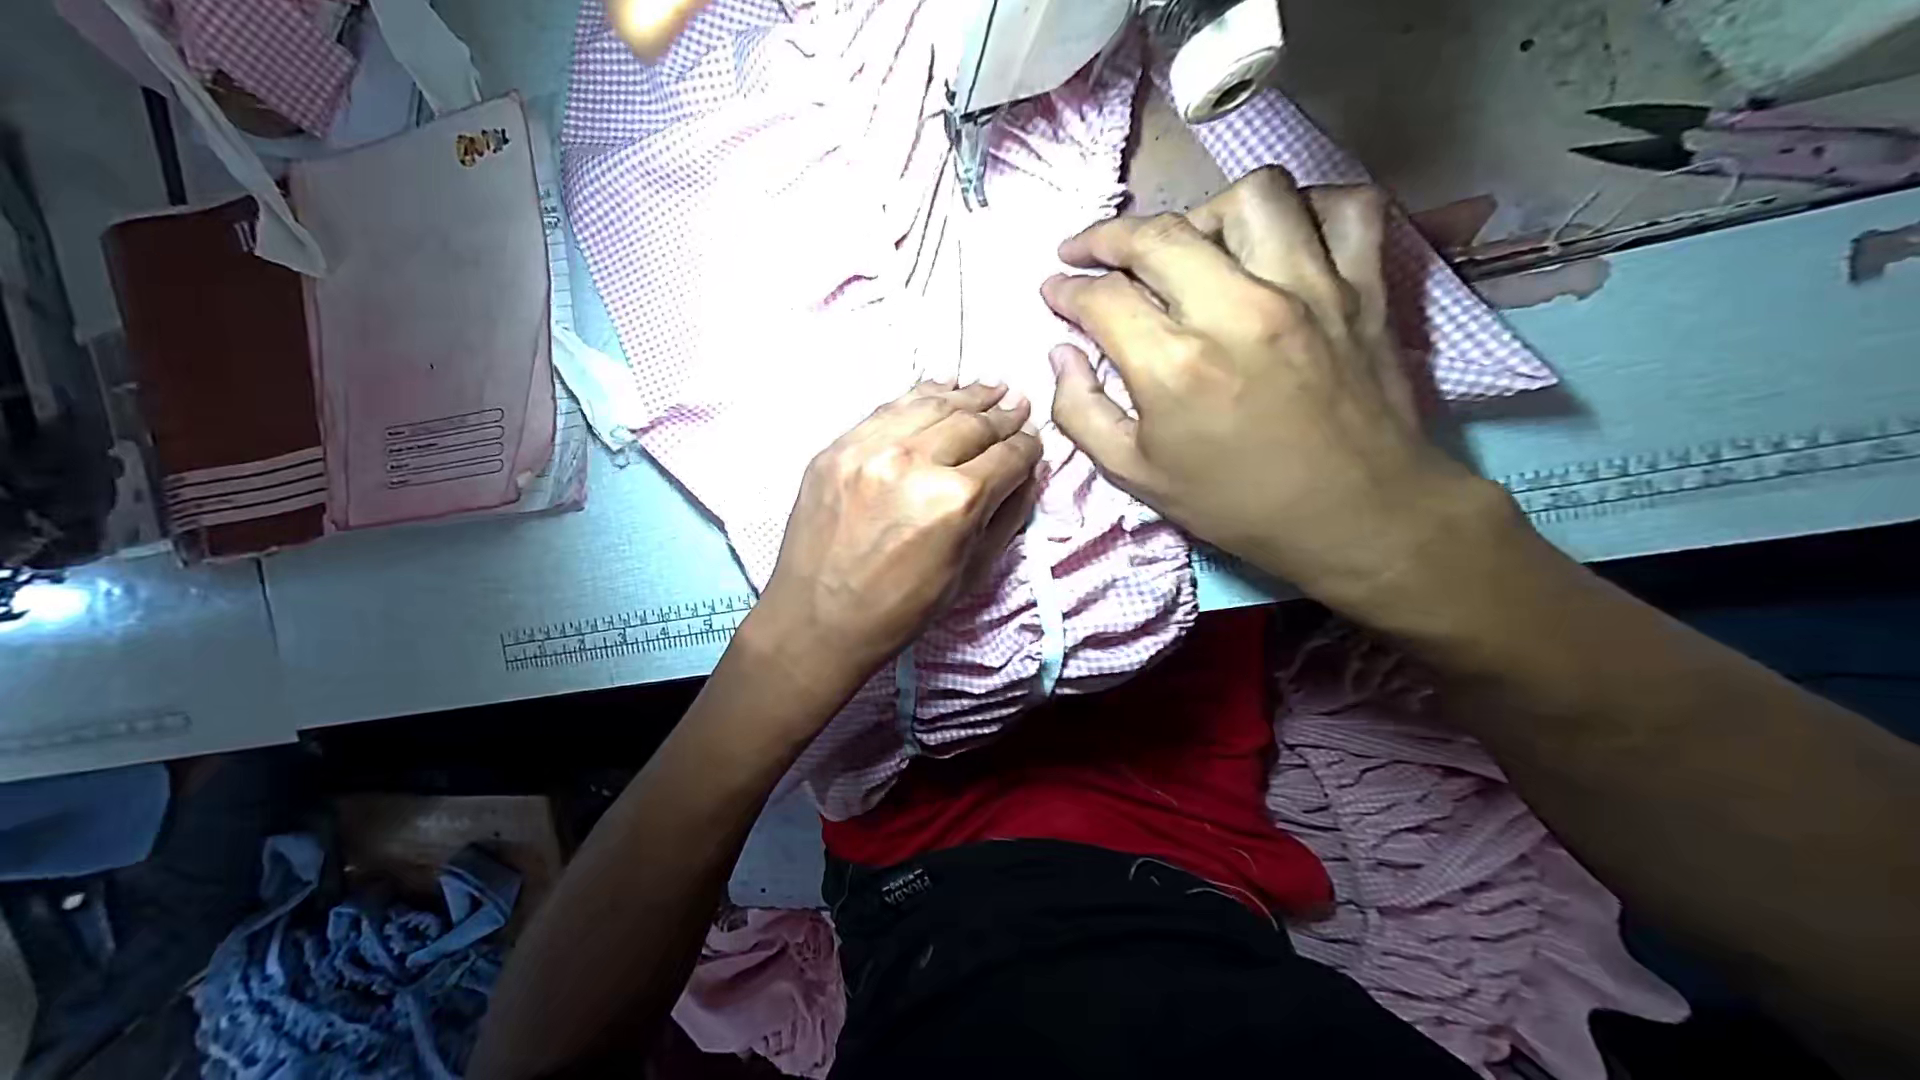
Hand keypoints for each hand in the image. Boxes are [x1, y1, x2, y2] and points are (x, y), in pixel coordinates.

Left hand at [749, 381, 1041, 697]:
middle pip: (973, 422)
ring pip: (932, 404)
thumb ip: (1008, 516)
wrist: (819, 621)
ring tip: (989, 387)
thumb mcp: (972, 572)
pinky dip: (920, 395)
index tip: (1033, 442)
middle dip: (1003, 415)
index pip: (1009, 456)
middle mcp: (915, 462)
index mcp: (956, 502)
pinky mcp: (837, 448)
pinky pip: (889, 409)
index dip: (1029, 447)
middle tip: (1018, 404)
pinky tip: (941, 389)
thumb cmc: (903, 610)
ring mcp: (870, 449)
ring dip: (967, 395)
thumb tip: (1028, 473)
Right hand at [1040, 167, 1519, 620]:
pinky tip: (1279, 237)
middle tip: (1091, 252)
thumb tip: (1062, 355)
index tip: (1056, 290)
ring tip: (1190, 244)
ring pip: (1252, 196)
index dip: (1066, 288)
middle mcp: (1238, 310)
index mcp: (1175, 366)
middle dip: (1108, 237)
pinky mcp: (1364, 287)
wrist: (1356, 518)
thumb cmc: (1237, 504)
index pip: (1103, 296)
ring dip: (1204, 212)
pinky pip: (1346, 207)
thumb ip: (1081, 412)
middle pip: (1159, 235)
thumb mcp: (1137, 477)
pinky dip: (1308, 208)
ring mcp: (1310, 289)